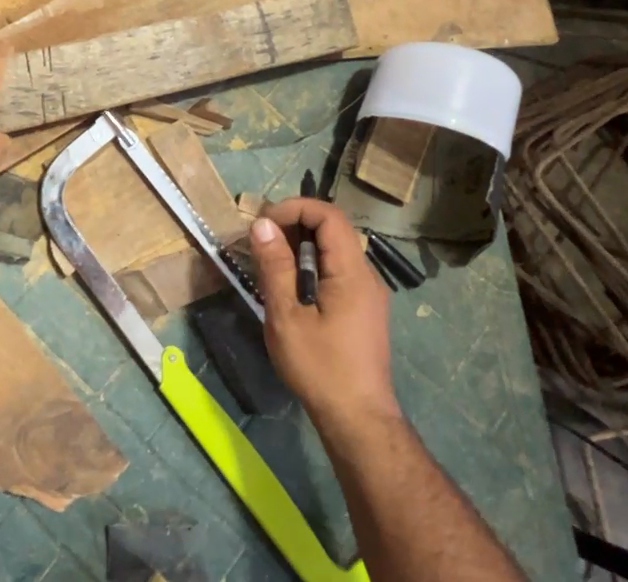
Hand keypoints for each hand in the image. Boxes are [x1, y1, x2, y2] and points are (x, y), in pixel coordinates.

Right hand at [248, 199, 399, 427]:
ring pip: (333, 253)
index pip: (330, 216)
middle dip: (292, 227)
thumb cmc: (320, 367)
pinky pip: (336, 273)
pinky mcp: (363, 311)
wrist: (358, 419)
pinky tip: (288, 292)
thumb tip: (262, 225)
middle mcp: (367, 277)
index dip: (295, 208)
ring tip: (268, 267)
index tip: (263, 224)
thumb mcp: (286, 316)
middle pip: (332, 231)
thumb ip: (275, 267)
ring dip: (299, 249)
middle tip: (259, 245)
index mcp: (353, 273)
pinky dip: (309, 269)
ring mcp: (368, 295)